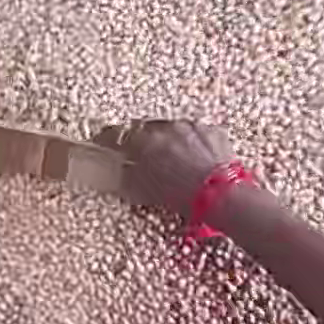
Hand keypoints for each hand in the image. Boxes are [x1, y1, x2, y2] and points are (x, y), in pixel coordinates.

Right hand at [104, 120, 252, 215]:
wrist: (222, 195)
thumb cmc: (181, 196)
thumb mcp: (143, 191)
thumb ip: (126, 175)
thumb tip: (118, 170)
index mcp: (145, 141)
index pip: (117, 135)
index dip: (107, 140)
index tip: (101, 144)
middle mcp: (167, 128)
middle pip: (146, 128)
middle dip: (141, 140)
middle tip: (141, 155)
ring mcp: (192, 127)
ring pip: (173, 129)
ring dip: (168, 140)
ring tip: (172, 159)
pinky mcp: (213, 131)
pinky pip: (196, 133)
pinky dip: (193, 143)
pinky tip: (195, 159)